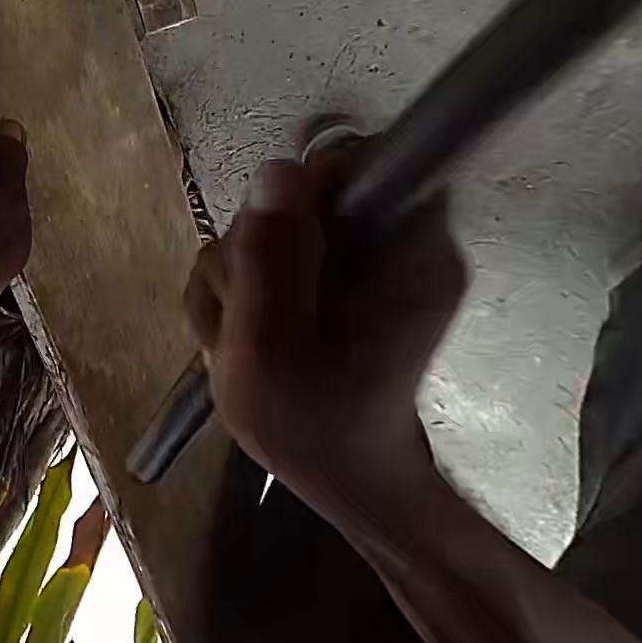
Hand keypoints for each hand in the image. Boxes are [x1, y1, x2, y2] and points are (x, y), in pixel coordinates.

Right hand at [184, 148, 466, 502]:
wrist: (337, 476)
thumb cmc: (312, 427)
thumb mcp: (273, 348)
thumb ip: (272, 260)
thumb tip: (277, 170)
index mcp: (407, 254)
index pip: (356, 166)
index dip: (298, 193)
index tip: (264, 251)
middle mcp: (391, 245)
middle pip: (298, 199)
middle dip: (249, 254)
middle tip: (241, 320)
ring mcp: (356, 263)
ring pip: (270, 231)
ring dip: (235, 281)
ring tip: (236, 341)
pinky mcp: (327, 280)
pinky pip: (267, 258)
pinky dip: (240, 294)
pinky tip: (238, 338)